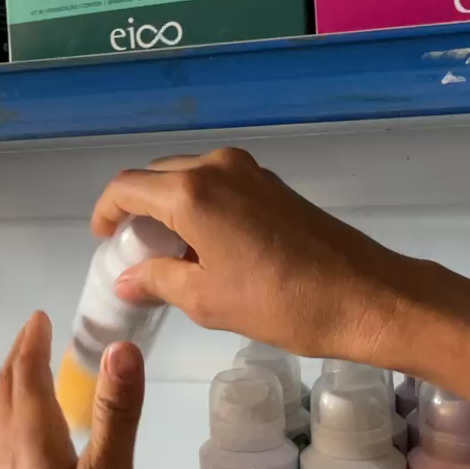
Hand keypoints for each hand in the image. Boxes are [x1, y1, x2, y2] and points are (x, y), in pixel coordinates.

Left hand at [0, 312, 144, 468]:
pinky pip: (1, 446)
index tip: (41, 317)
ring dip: (8, 388)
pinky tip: (27, 444)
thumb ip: (116, 416)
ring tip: (24, 376)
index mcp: (31, 442)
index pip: (25, 377)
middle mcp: (10, 458)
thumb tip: (122, 347)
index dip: (32, 344)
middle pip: (5, 395)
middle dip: (18, 359)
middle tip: (36, 336)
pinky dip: (9, 420)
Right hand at [91, 147, 422, 362]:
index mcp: (191, 192)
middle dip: (138, 208)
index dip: (106, 211)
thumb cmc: (278, 302)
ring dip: (170, 206)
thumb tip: (127, 278)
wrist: (366, 296)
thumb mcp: (206, 298)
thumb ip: (156, 280)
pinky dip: (200, 205)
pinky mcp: (272, 184)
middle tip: (135, 251)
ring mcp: (249, 171)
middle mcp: (217, 167)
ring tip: (172, 252)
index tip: (103, 239)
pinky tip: (209, 244)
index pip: (126, 186)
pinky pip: (219, 183)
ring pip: (189, 177)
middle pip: (157, 175)